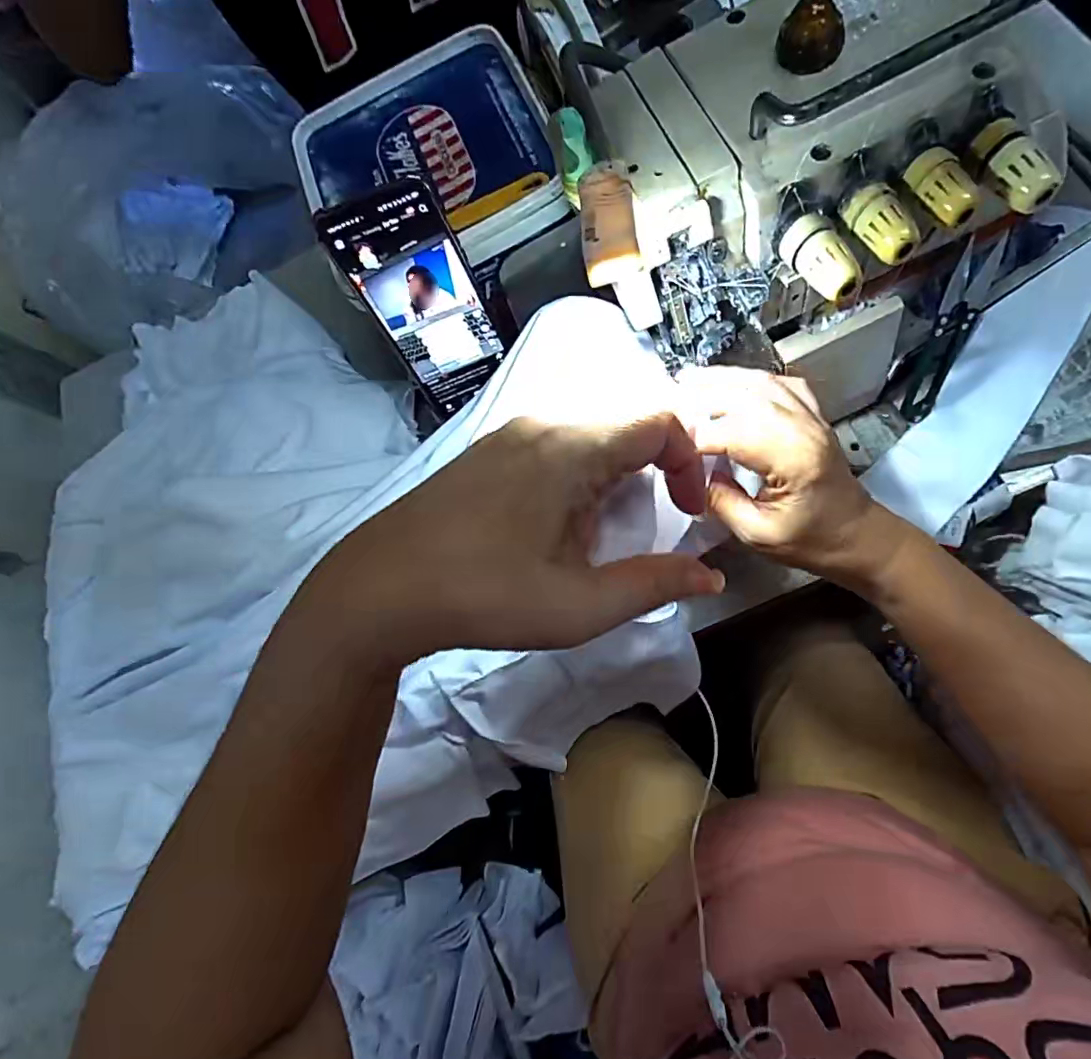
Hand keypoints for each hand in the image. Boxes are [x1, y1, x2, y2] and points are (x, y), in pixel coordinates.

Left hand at [307, 413, 725, 660]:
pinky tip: (555, 525)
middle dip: (656, 472)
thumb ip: (654, 585)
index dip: (690, 462)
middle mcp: (543, 425)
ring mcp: (508, 434)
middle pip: (626, 426)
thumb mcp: (581, 605)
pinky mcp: (486, 452)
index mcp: (572, 449)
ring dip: (616, 477)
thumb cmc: (485, 596)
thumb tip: (712, 577)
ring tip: (600, 534)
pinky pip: (555, 445)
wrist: (378, 589)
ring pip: (590, 435)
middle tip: (650, 526)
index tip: (685, 514)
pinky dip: (581, 475)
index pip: (659, 420)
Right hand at [678, 367, 921, 591]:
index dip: (696, 437)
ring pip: (762, 382)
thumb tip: (696, 478)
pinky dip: (751, 379)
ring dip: (724, 378)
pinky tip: (732, 383)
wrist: (858, 535)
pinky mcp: (813, 415)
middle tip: (669, 397)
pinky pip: (780, 383)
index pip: (732, 433)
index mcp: (793, 458)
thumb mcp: (759, 534)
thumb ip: (723, 503)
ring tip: (691, 380)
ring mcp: (811, 416)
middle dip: (704, 394)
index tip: (669, 445)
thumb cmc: (814, 542)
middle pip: (746, 395)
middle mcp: (803, 427)